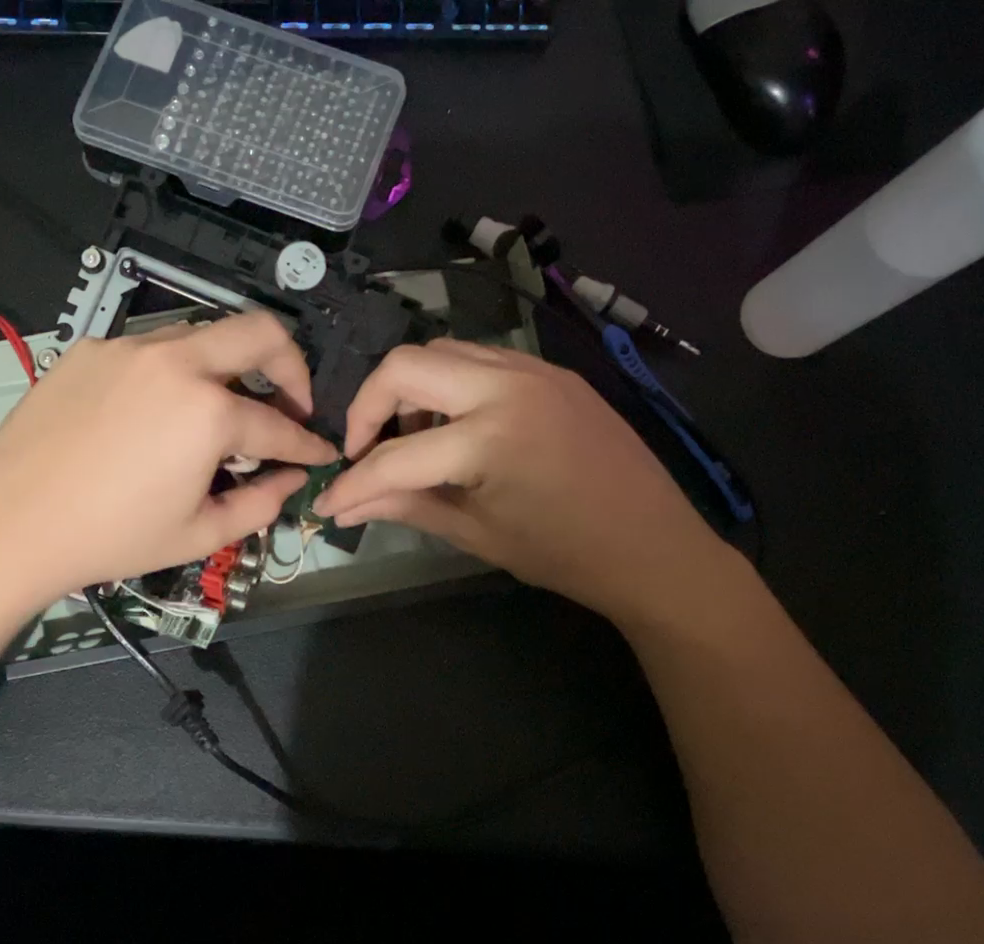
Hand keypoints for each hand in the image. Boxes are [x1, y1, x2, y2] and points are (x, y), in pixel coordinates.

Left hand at [0, 314, 336, 608]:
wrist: (11, 525)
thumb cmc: (111, 539)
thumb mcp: (198, 535)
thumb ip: (260, 504)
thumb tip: (290, 478)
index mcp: (208, 411)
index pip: (279, 423)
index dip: (308, 442)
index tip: (322, 451)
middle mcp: (174, 362)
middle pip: (259, 333)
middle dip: (290, 366)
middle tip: (290, 403)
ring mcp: (127, 349)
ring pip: (200, 336)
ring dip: (225, 367)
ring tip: (216, 412)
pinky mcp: (88, 350)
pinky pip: (148, 350)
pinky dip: (170, 373)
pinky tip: (152, 414)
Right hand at [311, 340, 730, 627]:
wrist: (655, 547)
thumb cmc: (564, 554)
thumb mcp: (476, 534)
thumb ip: (406, 507)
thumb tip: (346, 506)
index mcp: (490, 438)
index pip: (394, 456)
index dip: (352, 484)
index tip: (328, 502)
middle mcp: (509, 386)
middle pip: (406, 365)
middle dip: (368, 406)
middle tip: (365, 450)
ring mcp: (535, 371)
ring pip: (443, 350)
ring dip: (410, 388)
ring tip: (411, 438)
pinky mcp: (552, 373)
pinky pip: (481, 359)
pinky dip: (450, 384)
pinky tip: (454, 425)